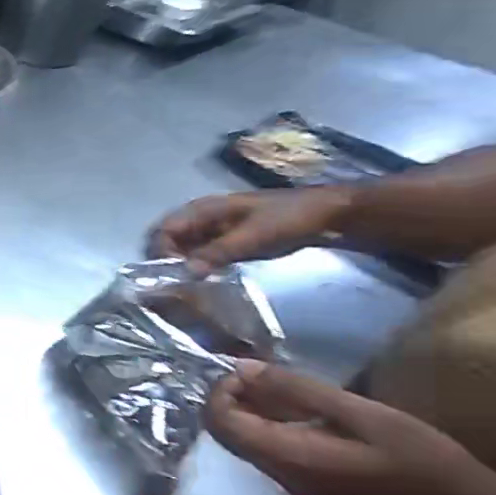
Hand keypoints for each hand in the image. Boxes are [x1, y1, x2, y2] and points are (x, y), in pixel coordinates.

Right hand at [147, 189, 349, 271]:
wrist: (333, 214)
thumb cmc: (290, 219)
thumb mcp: (254, 236)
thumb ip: (218, 252)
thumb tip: (186, 272)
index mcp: (200, 210)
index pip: (164, 230)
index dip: (162, 251)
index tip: (175, 275)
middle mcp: (200, 218)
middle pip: (169, 239)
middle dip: (167, 260)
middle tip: (179, 283)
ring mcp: (214, 228)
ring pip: (184, 247)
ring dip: (184, 264)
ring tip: (192, 284)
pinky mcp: (228, 239)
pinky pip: (202, 252)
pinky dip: (200, 265)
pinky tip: (208, 279)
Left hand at [206, 361, 495, 494]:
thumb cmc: (428, 464)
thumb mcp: (367, 417)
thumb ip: (299, 390)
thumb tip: (241, 366)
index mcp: (287, 458)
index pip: (218, 419)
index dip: (221, 389)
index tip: (246, 371)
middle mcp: (280, 474)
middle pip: (223, 430)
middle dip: (229, 397)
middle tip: (259, 376)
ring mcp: (295, 484)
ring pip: (243, 440)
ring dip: (248, 410)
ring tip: (276, 387)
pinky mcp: (312, 486)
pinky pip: (268, 450)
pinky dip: (267, 425)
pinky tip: (294, 410)